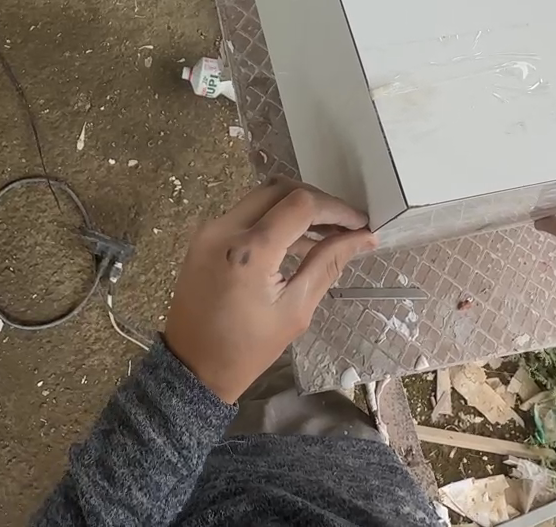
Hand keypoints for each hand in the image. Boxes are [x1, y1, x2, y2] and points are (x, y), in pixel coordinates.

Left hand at [162, 178, 376, 402]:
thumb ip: (327, 264)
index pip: (300, 205)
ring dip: (296, 207)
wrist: (192, 365)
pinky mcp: (205, 234)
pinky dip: (274, 217)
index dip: (336, 209)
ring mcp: (211, 228)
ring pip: (262, 196)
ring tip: (327, 233)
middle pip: (280, 189)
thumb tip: (362, 238)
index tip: (360, 223)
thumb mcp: (295, 311)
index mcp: (249, 251)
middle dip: (317, 201)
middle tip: (344, 224)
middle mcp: (225, 228)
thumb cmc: (246, 349)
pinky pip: (246, 212)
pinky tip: (297, 240)